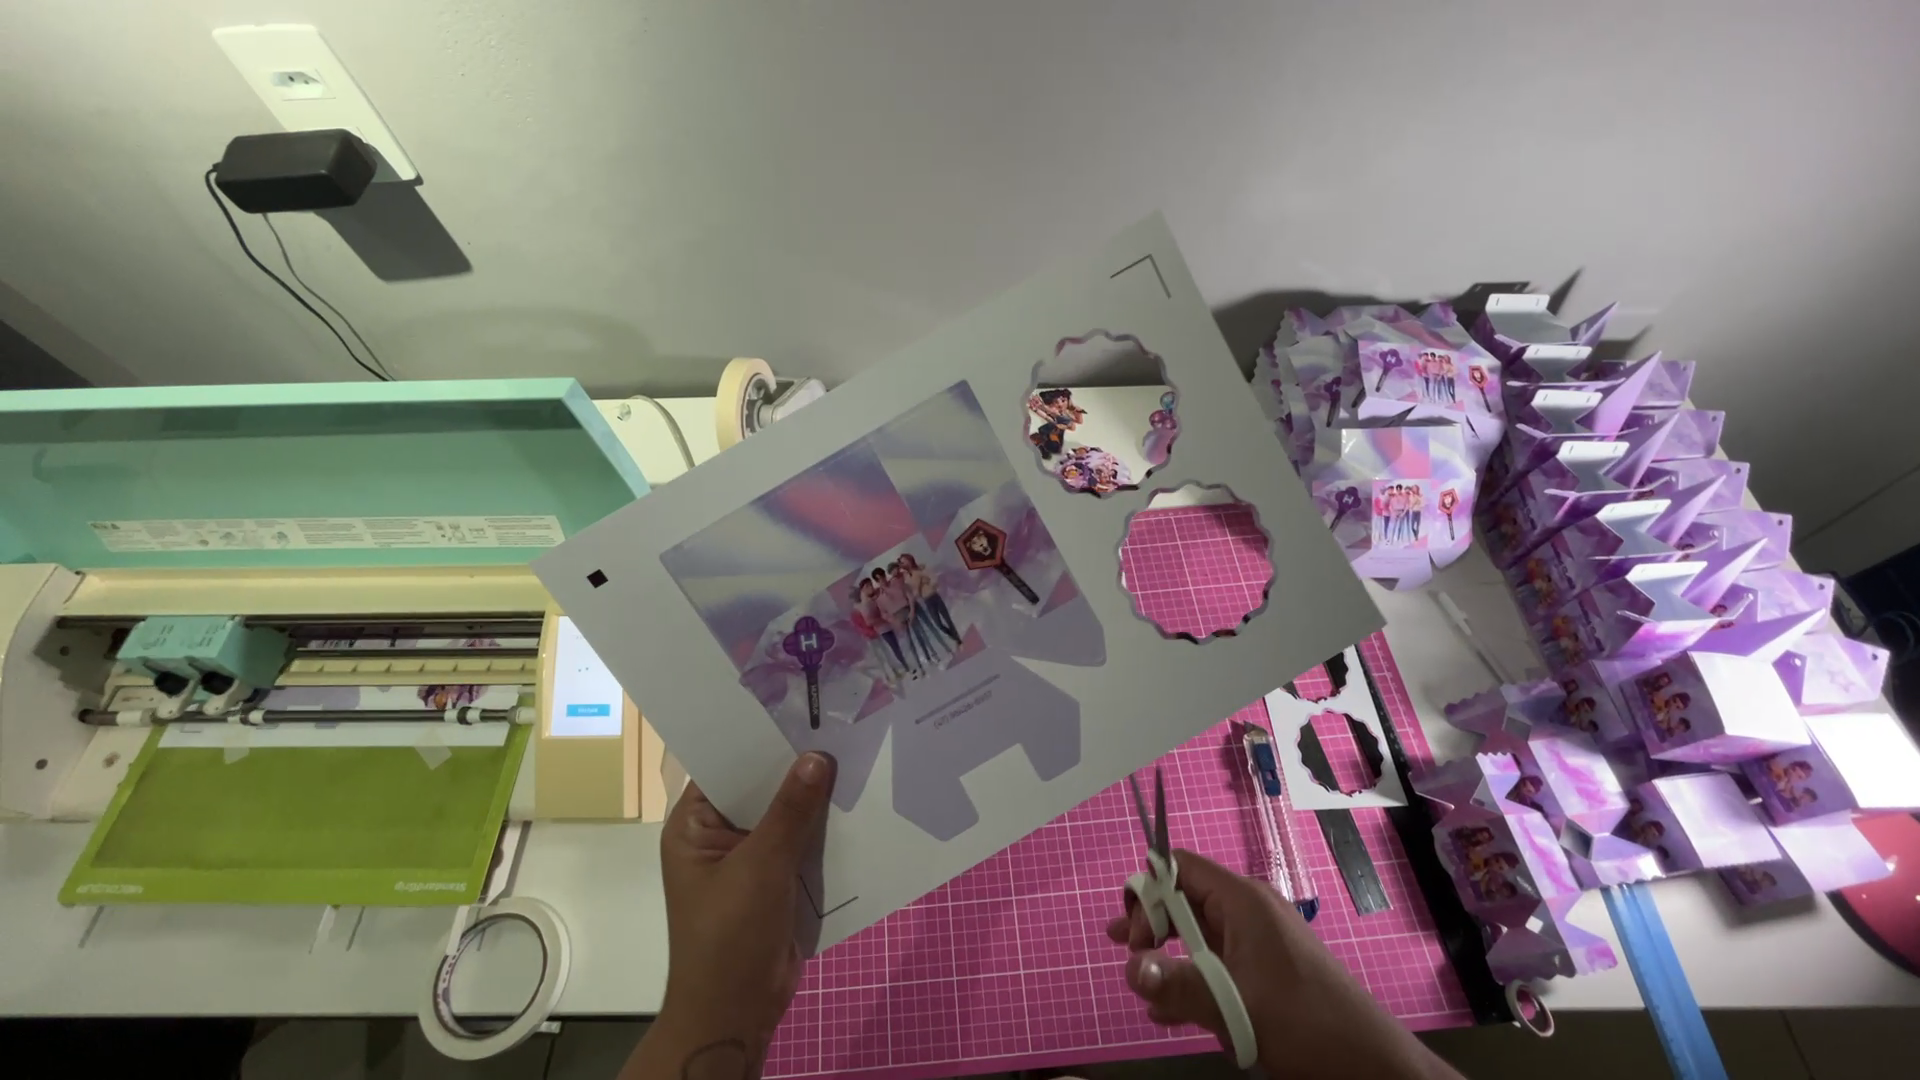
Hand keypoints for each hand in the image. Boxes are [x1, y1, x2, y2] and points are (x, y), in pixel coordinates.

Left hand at [625, 752, 835, 1079]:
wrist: (737, 1011)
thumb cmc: (731, 934)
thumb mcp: (761, 866)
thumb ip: (791, 810)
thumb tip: (818, 756)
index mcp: (695, 825)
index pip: (726, 767)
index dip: (760, 740)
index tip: (800, 711)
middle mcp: (719, 835)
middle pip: (760, 789)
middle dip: (796, 768)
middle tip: (838, 727)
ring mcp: (748, 858)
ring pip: (785, 815)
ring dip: (815, 799)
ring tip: (855, 756)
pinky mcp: (774, 880)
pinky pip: (800, 842)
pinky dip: (823, 829)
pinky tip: (856, 805)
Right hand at [1106, 849, 1460, 1079]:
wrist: (1373, 1066)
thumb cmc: (1304, 1022)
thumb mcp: (1235, 1005)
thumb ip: (1177, 985)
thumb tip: (1128, 969)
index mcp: (1241, 900)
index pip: (1178, 867)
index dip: (1148, 893)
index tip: (1135, 937)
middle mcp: (1247, 910)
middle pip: (1183, 899)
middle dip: (1151, 925)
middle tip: (1125, 952)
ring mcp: (1257, 941)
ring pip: (1197, 935)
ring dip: (1168, 958)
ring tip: (1143, 988)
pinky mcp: (1264, 971)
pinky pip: (1216, 962)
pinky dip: (1191, 979)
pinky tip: (1170, 1011)